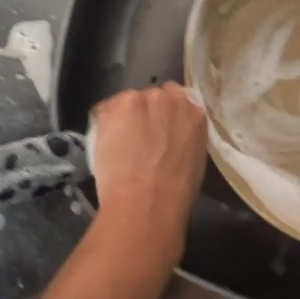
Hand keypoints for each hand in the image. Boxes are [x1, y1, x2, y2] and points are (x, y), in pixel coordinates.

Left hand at [87, 83, 206, 263]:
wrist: (147, 202)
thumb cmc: (176, 192)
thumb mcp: (194, 159)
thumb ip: (185, 137)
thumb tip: (173, 138)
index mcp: (194, 111)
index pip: (178, 99)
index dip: (165, 115)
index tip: (159, 128)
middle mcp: (169, 97)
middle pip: (153, 97)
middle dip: (146, 113)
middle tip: (139, 137)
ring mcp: (140, 99)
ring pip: (129, 103)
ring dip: (125, 117)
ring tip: (120, 143)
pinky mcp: (115, 106)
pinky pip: (106, 110)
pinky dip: (104, 124)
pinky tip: (107, 145)